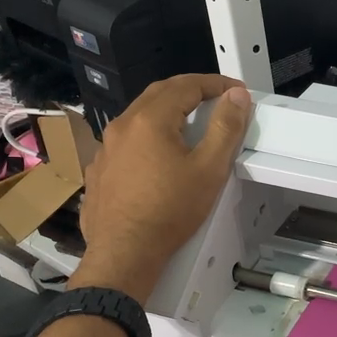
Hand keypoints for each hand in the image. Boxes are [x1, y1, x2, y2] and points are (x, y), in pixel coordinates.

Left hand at [69, 75, 253, 299]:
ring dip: (168, 111)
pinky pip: (127, 139)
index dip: (215, 84)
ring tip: (192, 123)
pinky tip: (160, 154)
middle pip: (159, 94)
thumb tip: (236, 96)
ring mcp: (106, 148)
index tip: (237, 91)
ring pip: (140, 115)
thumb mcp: (209, 168)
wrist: (124, 252)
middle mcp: (122, 126)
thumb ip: (225, 127)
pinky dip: (150, 134)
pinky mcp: (99, 169)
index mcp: (150, 120)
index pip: (186, 86)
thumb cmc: (171, 210)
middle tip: (217, 99)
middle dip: (191, 91)